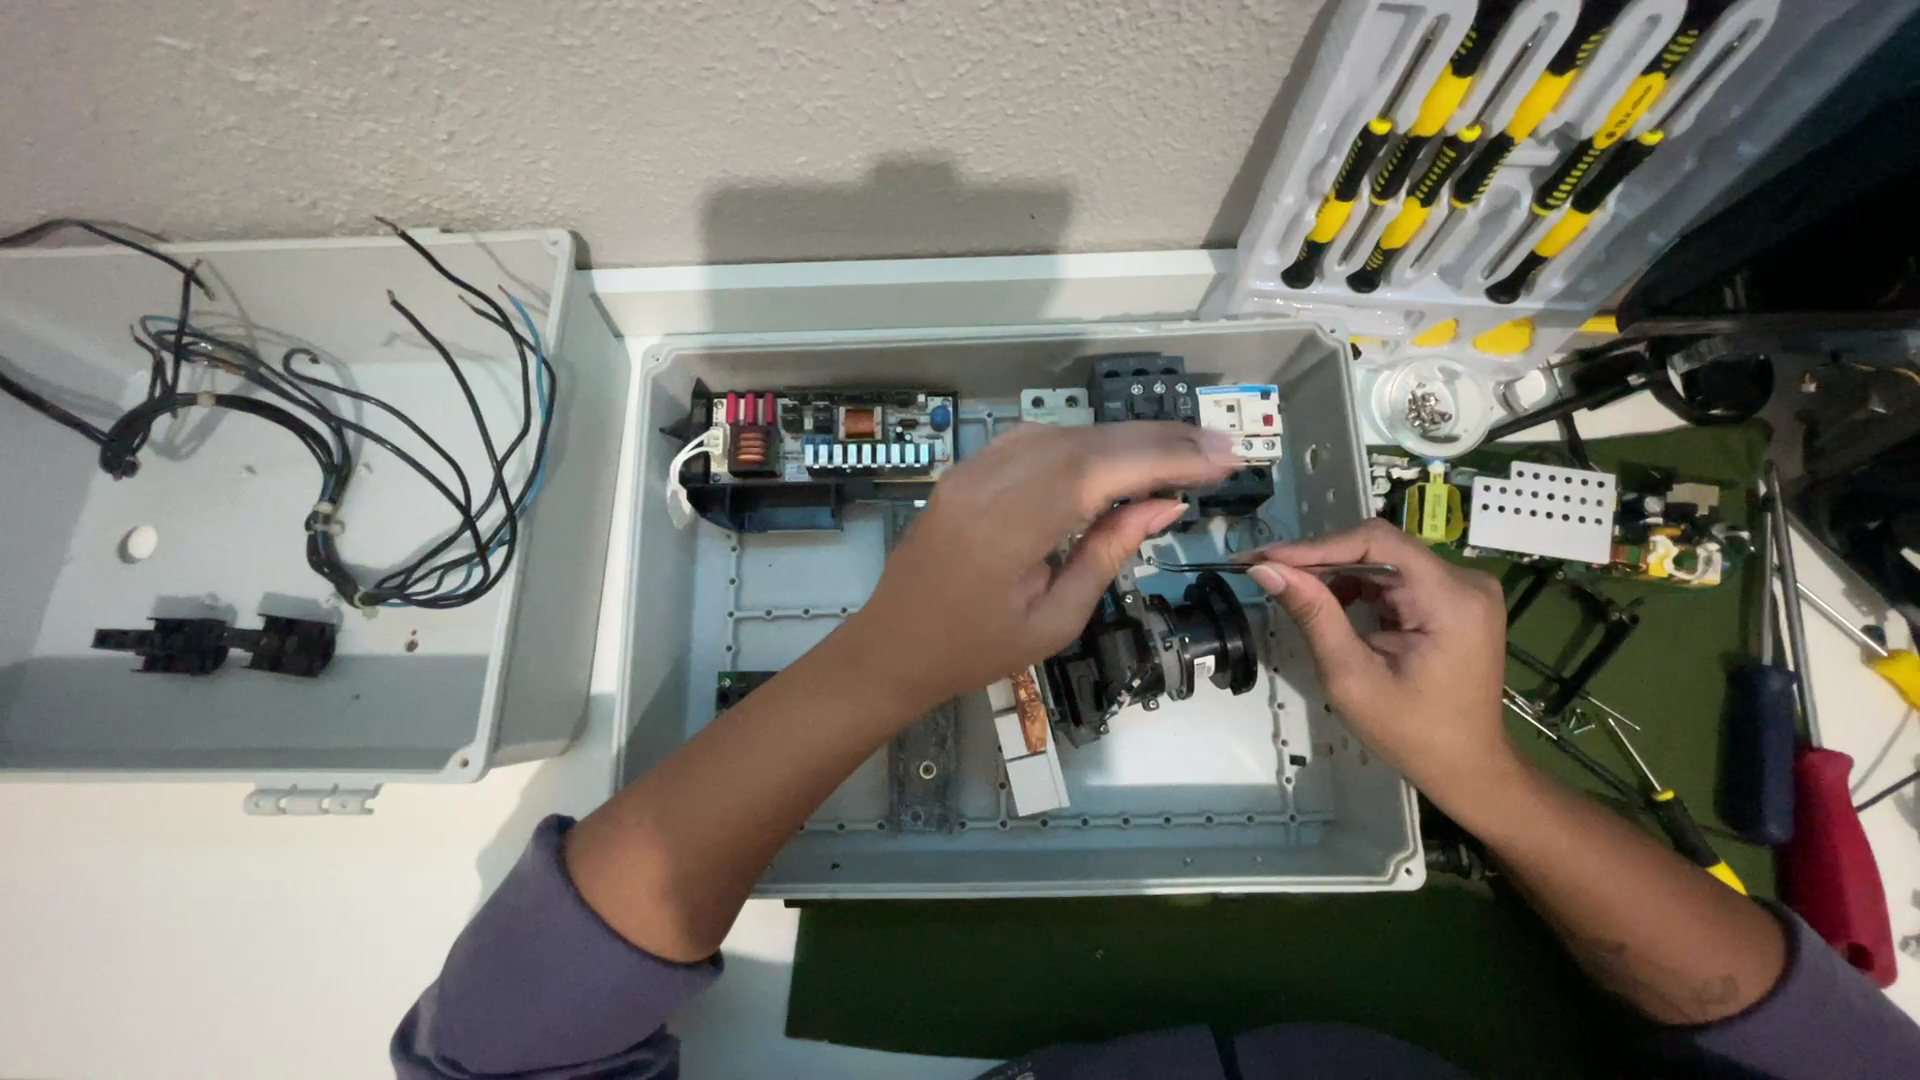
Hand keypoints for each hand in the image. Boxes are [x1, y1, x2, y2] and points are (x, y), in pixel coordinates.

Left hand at [845, 421, 1240, 709]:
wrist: (893, 646)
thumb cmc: (974, 650)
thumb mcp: (1055, 619)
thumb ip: (1107, 553)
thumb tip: (1163, 506)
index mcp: (1007, 528)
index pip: (1099, 470)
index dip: (1165, 456)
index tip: (1220, 458)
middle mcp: (986, 483)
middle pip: (1083, 442)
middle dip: (1156, 440)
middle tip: (1216, 447)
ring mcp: (968, 471)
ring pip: (1059, 434)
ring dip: (1120, 438)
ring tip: (1178, 451)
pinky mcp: (963, 471)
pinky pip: (1030, 442)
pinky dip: (1080, 443)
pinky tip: (1112, 456)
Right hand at [1243, 519, 1519, 810]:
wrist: (1465, 766)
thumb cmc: (1410, 731)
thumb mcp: (1350, 676)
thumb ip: (1312, 615)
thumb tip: (1265, 570)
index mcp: (1450, 599)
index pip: (1375, 543)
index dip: (1315, 545)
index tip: (1263, 559)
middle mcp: (1463, 581)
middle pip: (1377, 547)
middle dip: (1317, 558)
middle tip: (1263, 570)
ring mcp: (1460, 588)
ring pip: (1381, 558)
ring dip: (1331, 571)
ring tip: (1287, 586)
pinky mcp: (1451, 598)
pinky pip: (1392, 576)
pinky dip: (1354, 585)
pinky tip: (1327, 602)